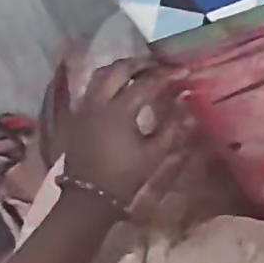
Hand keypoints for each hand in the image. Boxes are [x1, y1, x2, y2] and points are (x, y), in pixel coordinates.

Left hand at [57, 57, 193, 218]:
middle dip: (142, 63)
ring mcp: (85, 106)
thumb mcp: (154, 154)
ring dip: (122, 67)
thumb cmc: (124, 177)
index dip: (168, 75)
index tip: (185, 72)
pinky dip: (108, 79)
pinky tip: (120, 86)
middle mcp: (99, 102)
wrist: (88, 198)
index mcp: (119, 111)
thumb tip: (185, 102)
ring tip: (140, 71)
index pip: (147, 83)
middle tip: (160, 66)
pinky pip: (92, 86)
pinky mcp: (78, 114)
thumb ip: (173, 127)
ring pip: (102, 73)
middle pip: (120, 69)